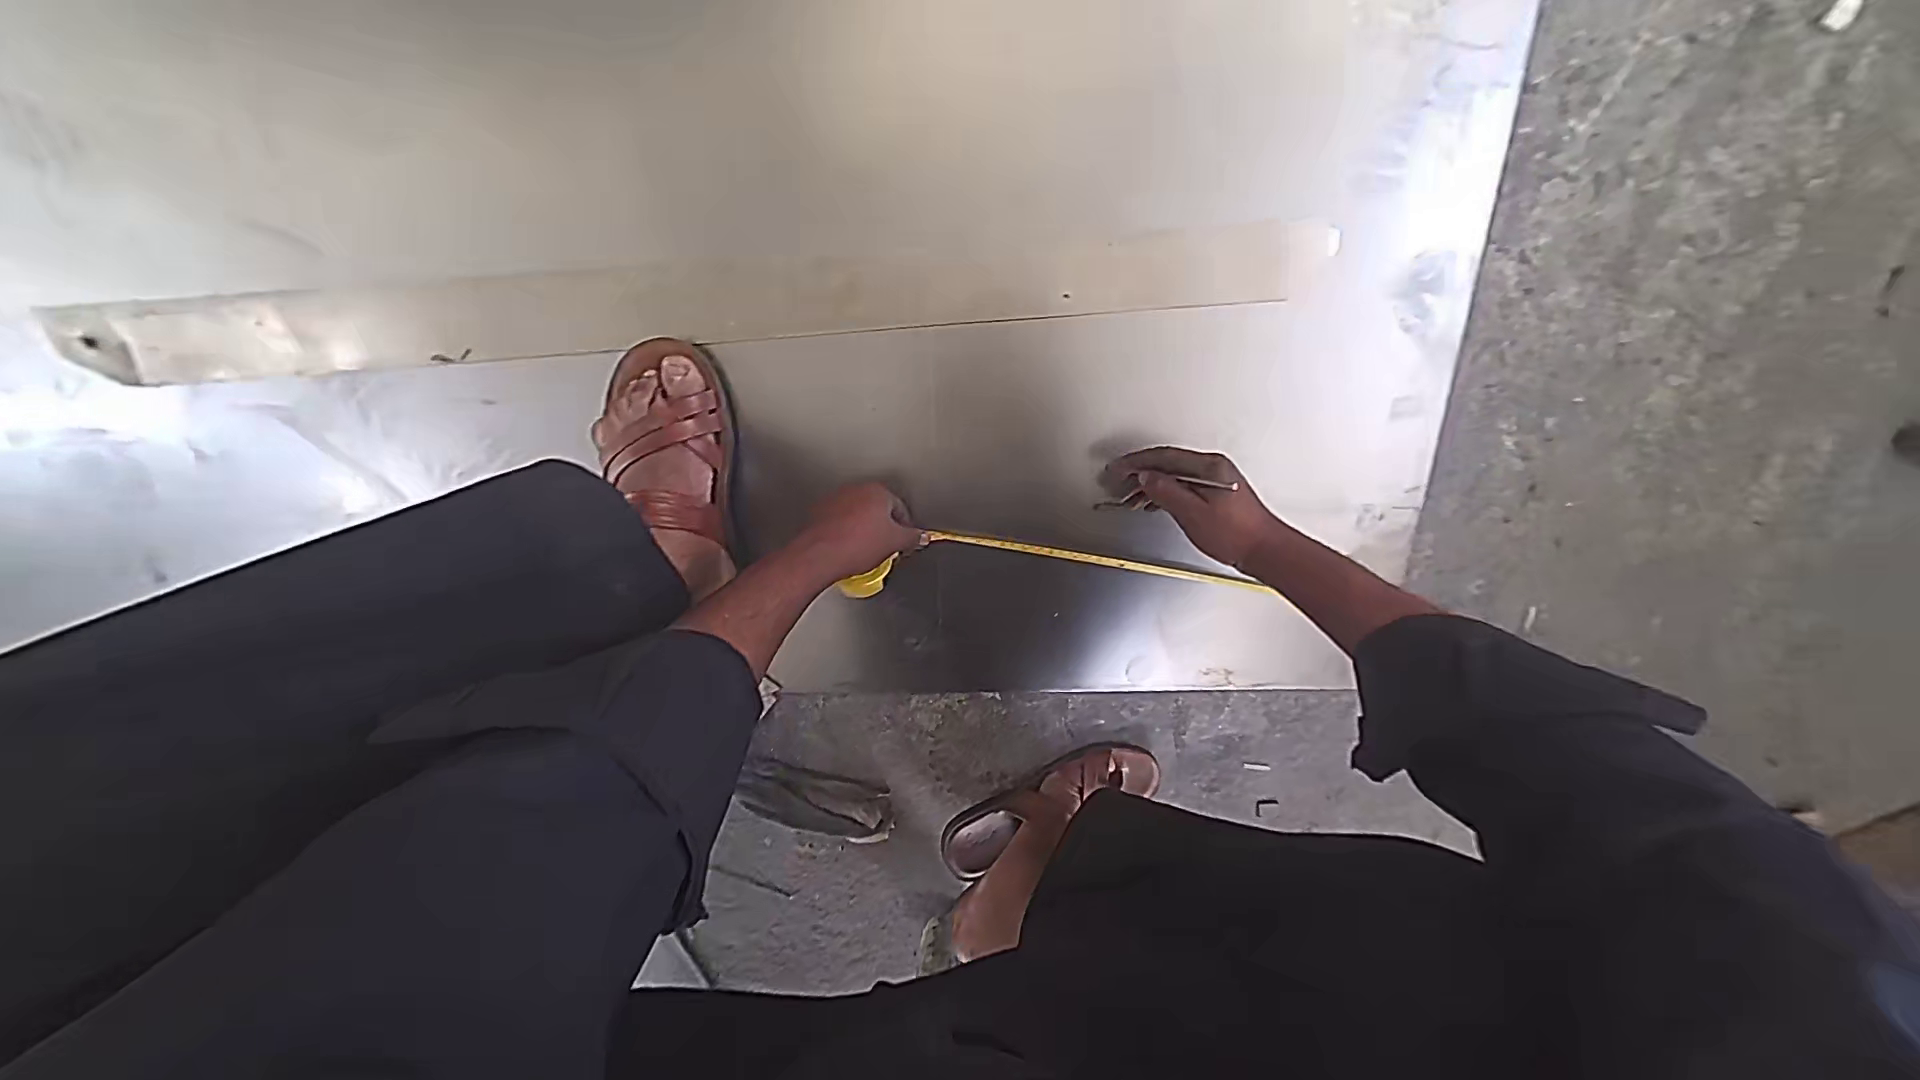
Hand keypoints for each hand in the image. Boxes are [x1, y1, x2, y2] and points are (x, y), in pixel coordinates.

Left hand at [795, 482, 924, 580]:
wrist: (819, 556)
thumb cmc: (855, 545)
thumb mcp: (895, 543)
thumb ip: (913, 537)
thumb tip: (919, 537)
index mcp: (877, 491)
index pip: (901, 508)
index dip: (905, 528)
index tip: (905, 541)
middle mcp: (856, 491)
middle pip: (878, 508)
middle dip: (884, 527)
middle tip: (887, 546)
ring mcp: (836, 500)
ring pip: (858, 514)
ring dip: (865, 529)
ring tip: (866, 549)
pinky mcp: (820, 513)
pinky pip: (841, 521)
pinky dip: (847, 532)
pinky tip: (849, 547)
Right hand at [1104, 447, 1282, 568]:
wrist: (1263, 550)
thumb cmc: (1238, 534)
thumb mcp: (1192, 512)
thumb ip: (1166, 492)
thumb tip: (1146, 478)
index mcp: (1209, 467)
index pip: (1163, 457)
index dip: (1136, 463)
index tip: (1118, 469)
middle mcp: (1213, 469)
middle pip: (1167, 463)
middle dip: (1139, 472)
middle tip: (1119, 481)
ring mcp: (1215, 480)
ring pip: (1173, 474)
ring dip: (1149, 484)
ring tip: (1130, 495)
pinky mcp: (1214, 493)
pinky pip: (1182, 484)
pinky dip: (1163, 491)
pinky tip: (1153, 501)